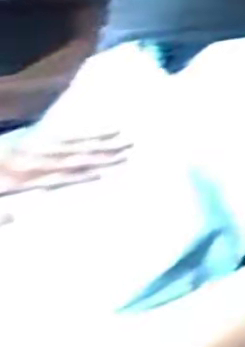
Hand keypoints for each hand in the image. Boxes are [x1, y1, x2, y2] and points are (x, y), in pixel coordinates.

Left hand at [0, 132, 128, 222]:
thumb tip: (17, 217)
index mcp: (15, 179)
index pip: (55, 178)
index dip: (79, 177)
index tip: (103, 175)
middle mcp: (28, 161)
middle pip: (71, 159)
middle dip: (101, 156)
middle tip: (128, 153)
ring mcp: (34, 145)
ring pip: (75, 144)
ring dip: (104, 142)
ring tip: (127, 141)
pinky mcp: (37, 134)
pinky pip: (69, 132)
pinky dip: (93, 130)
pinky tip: (113, 128)